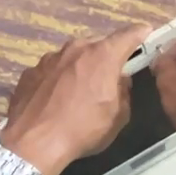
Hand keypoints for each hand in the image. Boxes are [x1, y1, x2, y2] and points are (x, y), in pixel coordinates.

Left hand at [1, 24, 152, 174]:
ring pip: (72, 57)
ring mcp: (49, 58)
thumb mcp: (117, 117)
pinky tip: (54, 100)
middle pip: (97, 46)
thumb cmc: (82, 129)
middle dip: (105, 58)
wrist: (33, 142)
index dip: (139, 34)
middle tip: (107, 78)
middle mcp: (75, 49)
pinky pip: (51, 71)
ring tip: (77, 93)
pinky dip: (57, 80)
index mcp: (102, 55)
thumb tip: (119, 81)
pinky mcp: (30, 72)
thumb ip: (123, 92)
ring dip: (79, 69)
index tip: (145, 32)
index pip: (128, 35)